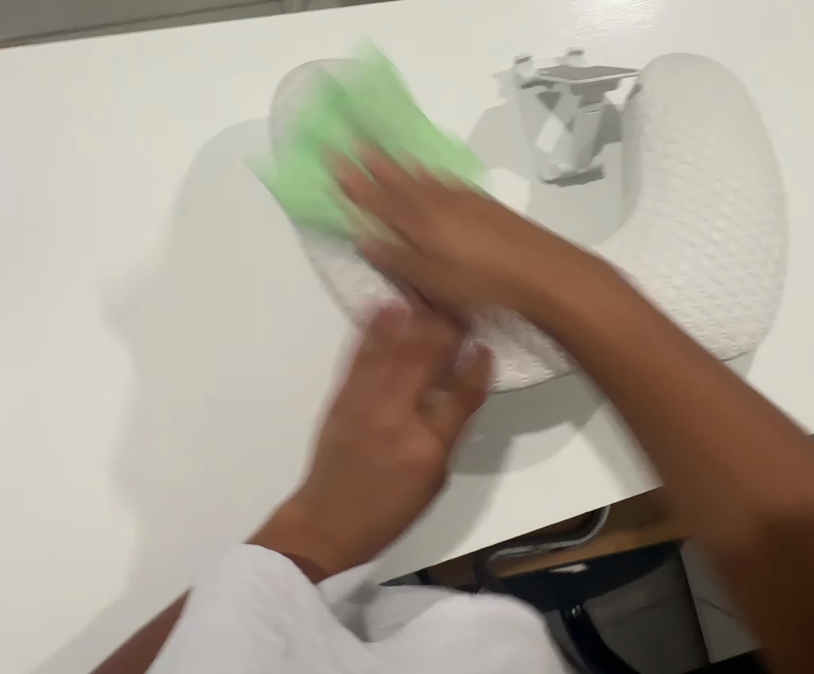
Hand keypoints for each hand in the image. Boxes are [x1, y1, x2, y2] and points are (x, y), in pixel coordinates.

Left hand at [252, 299, 492, 577]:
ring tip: (426, 292)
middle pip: (427, 361)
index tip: (486, 345)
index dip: (477, 368)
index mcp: (428, 446)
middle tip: (458, 302)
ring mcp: (366, 403)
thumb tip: (459, 392)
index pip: (461, 396)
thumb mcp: (432, 482)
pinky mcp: (342, 396)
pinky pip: (359, 355)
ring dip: (412, 318)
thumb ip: (447, 435)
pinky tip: (384, 305)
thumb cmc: (388, 509)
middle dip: (445, 327)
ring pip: (394, 350)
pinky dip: (372, 327)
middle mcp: (398, 418)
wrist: (327, 520)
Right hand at [336, 151, 618, 321]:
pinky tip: (428, 175)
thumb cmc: (480, 281)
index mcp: (418, 222)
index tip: (333, 160)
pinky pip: (441, 180)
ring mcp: (459, 198)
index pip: (378, 199)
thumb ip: (397, 256)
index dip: (354, 182)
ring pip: (420, 176)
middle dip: (372, 162)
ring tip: (381, 151)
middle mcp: (435, 202)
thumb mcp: (432, 278)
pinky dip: (426, 173)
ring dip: (397, 164)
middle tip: (352, 141)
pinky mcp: (480, 202)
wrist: (539, 268)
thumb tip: (362, 234)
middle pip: (397, 179)